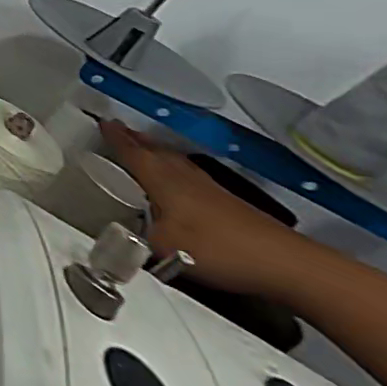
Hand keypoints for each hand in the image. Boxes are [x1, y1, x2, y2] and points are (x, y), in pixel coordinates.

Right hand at [101, 119, 314, 298]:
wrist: (284, 263)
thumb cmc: (217, 249)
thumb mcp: (163, 248)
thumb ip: (135, 239)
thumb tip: (116, 236)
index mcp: (163, 181)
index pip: (133, 153)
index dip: (116, 138)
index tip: (102, 122)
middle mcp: (183, 177)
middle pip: (155, 151)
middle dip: (134, 140)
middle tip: (117, 130)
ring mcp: (208, 188)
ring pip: (174, 160)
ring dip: (155, 150)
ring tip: (142, 147)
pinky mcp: (226, 201)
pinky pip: (188, 173)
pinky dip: (173, 166)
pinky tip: (177, 177)